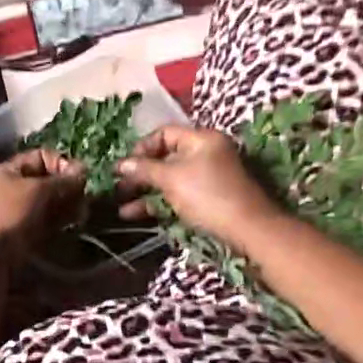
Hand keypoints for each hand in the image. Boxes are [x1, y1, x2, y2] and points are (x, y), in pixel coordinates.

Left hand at [0, 149, 85, 255]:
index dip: (61, 163)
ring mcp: (21, 211)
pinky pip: (48, 221)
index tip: (79, 176)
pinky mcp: (27, 232)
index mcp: (10, 170)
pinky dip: (62, 220)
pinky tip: (75, 222)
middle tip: (84, 196)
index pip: (42, 157)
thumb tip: (83, 169)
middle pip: (48, 181)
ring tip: (82, 212)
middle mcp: (15, 188)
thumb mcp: (37, 190)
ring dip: (68, 204)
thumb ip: (62, 180)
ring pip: (50, 202)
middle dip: (68, 187)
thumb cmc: (9, 212)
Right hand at [115, 125, 279, 243]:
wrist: (246, 228)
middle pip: (163, 157)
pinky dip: (156, 202)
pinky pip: (174, 194)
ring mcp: (205, 176)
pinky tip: (134, 213)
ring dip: (143, 191)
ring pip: (166, 179)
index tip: (124, 166)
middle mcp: (204, 154)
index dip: (141, 148)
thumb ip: (144, 169)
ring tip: (119, 204)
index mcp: (201, 140)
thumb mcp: (171, 178)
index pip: (164, 134)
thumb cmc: (207, 195)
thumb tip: (120, 164)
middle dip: (138, 173)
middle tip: (117, 186)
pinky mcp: (204, 198)